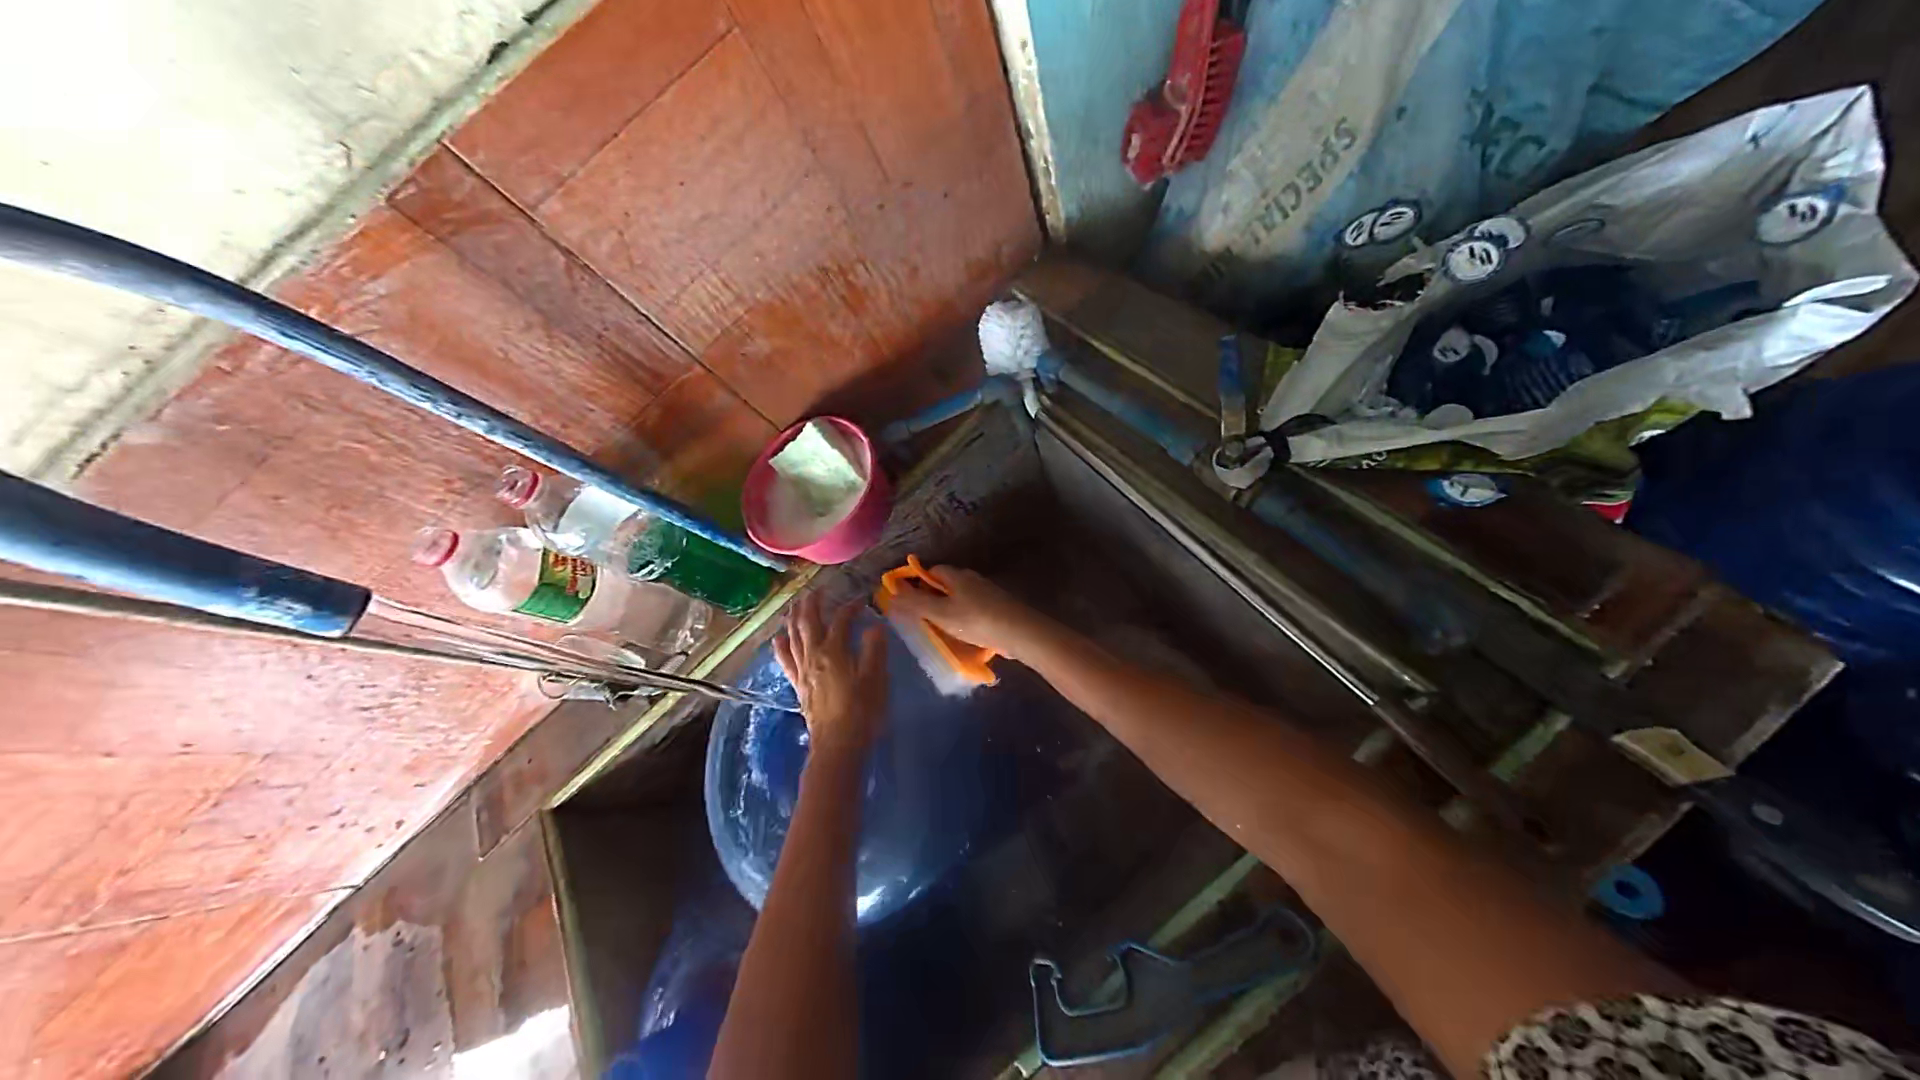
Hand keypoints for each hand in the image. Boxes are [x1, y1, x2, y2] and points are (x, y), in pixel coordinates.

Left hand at [774, 592, 886, 759]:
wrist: (838, 745)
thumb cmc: (862, 711)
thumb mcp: (876, 678)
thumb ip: (874, 649)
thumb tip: (873, 626)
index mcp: (835, 651)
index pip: (841, 620)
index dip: (850, 607)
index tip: (860, 600)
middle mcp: (814, 655)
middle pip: (808, 623)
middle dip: (812, 604)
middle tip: (815, 590)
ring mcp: (802, 670)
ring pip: (793, 637)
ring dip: (794, 618)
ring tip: (795, 605)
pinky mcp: (798, 685)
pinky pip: (785, 660)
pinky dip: (781, 646)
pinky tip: (778, 638)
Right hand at [884, 565, 1049, 661]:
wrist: (1020, 632)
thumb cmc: (976, 621)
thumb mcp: (940, 613)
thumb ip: (916, 602)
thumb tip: (892, 589)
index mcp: (957, 575)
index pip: (932, 570)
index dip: (918, 582)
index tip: (910, 601)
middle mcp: (972, 578)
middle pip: (947, 584)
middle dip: (934, 598)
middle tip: (924, 619)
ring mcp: (988, 592)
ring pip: (961, 598)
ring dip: (951, 610)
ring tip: (943, 630)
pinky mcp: (999, 607)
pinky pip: (975, 610)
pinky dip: (966, 619)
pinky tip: (965, 635)